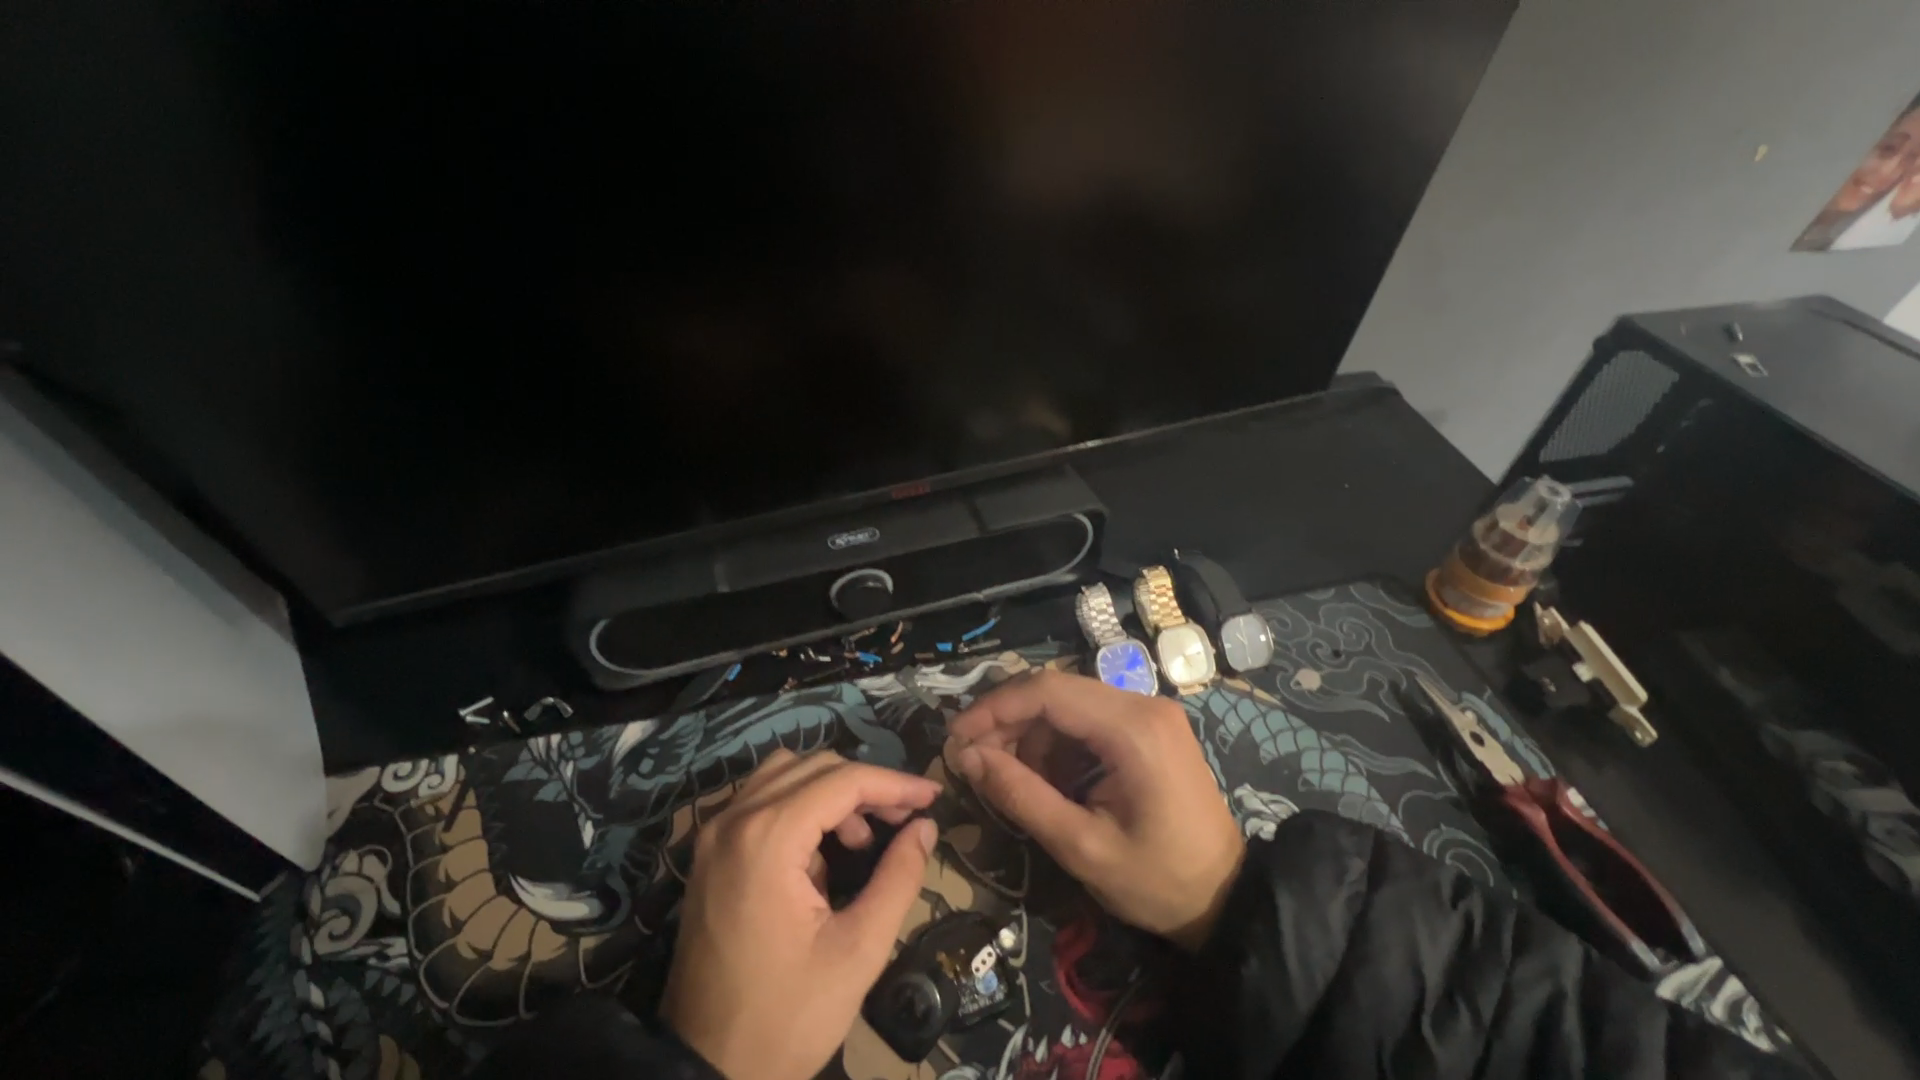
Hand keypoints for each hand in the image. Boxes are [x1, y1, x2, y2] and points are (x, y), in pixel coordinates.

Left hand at [661, 750, 940, 1079]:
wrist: (708, 1067)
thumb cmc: (789, 1014)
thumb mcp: (859, 949)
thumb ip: (898, 877)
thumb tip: (924, 827)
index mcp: (767, 839)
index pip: (842, 780)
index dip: (894, 783)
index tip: (933, 796)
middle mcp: (732, 821)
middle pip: (812, 767)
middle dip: (866, 786)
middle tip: (905, 820)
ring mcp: (713, 836)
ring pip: (783, 775)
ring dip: (831, 792)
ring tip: (864, 838)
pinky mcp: (708, 855)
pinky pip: (760, 802)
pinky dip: (800, 807)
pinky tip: (823, 854)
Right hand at [946, 671, 1243, 950]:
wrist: (1224, 898)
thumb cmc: (1156, 881)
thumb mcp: (1081, 846)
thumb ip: (1021, 795)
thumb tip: (967, 756)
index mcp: (1133, 728)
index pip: (1048, 692)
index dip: (994, 709)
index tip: (955, 739)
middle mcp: (1143, 704)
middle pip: (1056, 691)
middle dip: (1007, 722)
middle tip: (973, 761)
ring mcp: (1150, 713)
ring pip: (1069, 702)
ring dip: (1031, 735)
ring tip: (1009, 779)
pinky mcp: (1150, 728)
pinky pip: (1089, 719)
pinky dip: (1058, 743)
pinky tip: (1045, 779)